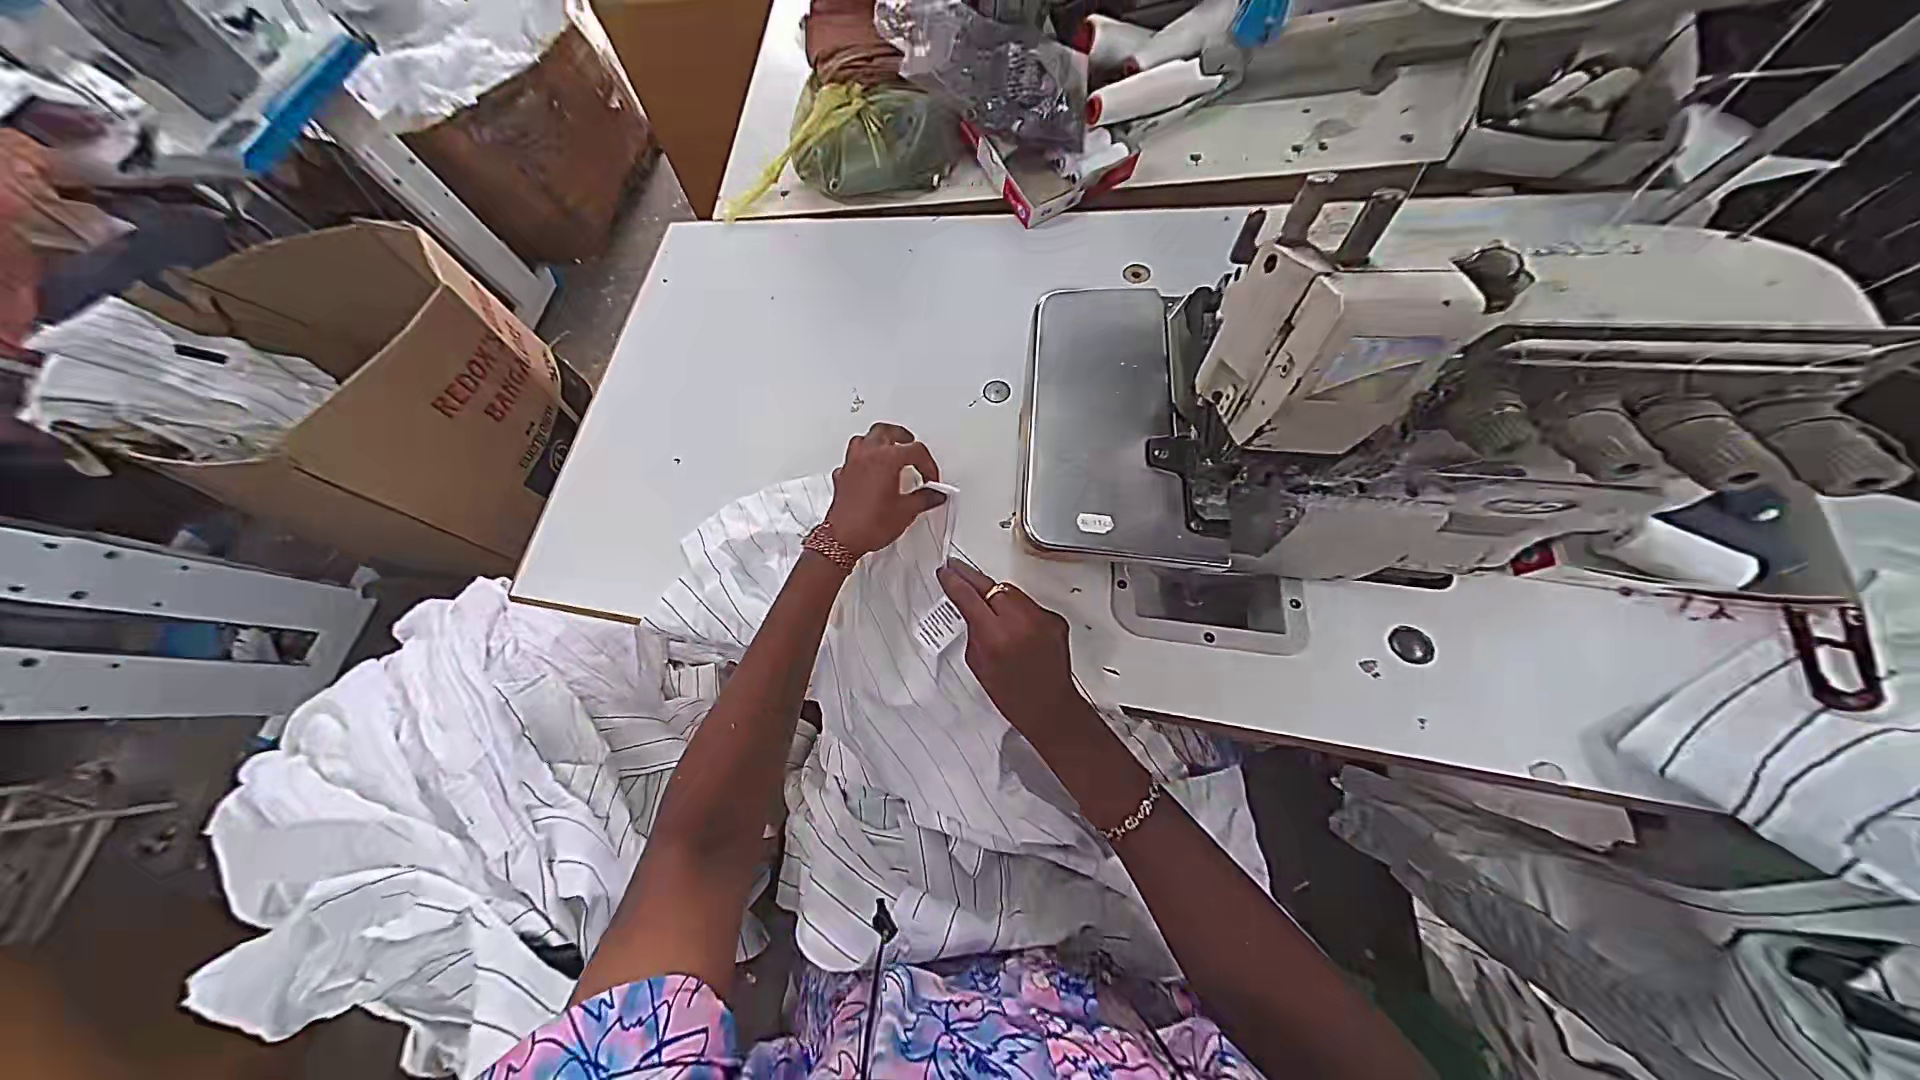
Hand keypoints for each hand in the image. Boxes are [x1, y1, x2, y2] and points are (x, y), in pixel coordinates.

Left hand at [825, 423, 946, 557]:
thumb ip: (924, 498)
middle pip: (887, 432)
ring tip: (891, 449)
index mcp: (886, 459)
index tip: (931, 478)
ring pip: (866, 439)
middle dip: (903, 437)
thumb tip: (934, 495)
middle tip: (912, 446)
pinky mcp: (842, 475)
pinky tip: (870, 469)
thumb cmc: (868, 524)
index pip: (915, 450)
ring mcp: (852, 463)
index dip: (928, 464)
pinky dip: (865, 459)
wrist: (843, 539)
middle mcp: (867, 455)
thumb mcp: (906, 511)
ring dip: (881, 441)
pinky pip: (854, 457)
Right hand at [936, 559, 1102, 750]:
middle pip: (992, 586)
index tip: (947, 572)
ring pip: (1012, 591)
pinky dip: (1019, 610)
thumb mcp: (978, 662)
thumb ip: (973, 630)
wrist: (1048, 707)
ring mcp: (1041, 620)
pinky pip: (1030, 604)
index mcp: (995, 636)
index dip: (954, 581)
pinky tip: (1015, 625)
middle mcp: (1020, 623)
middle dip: (975, 581)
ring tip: (990, 606)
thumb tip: (969, 606)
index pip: (969, 596)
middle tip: (960, 573)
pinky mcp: (1055, 620)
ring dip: (998, 594)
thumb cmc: (1013, 694)